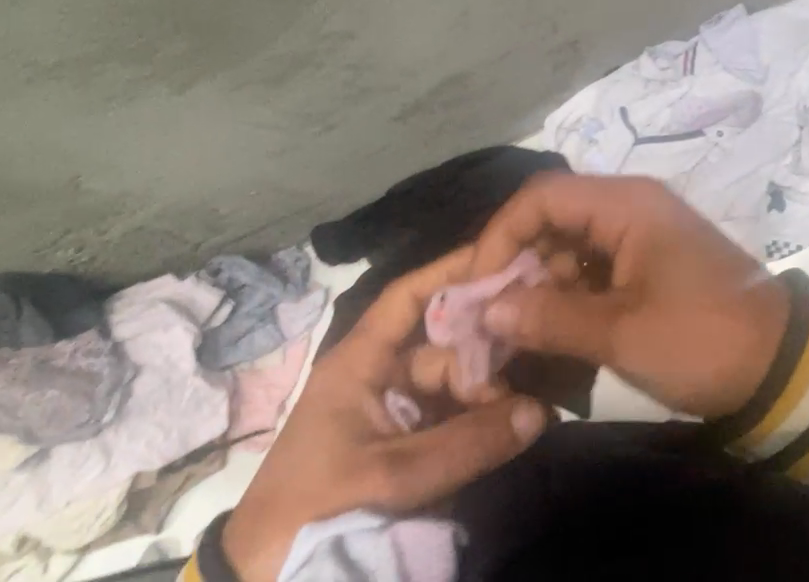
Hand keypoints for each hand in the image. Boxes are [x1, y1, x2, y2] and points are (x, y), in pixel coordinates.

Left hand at [222, 248, 547, 581]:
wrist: (271, 577)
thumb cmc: (318, 508)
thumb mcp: (391, 475)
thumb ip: (465, 444)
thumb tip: (538, 411)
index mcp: (358, 363)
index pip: (408, 298)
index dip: (451, 273)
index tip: (502, 260)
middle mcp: (378, 377)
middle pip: (442, 347)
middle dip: (481, 363)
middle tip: (517, 395)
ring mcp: (392, 413)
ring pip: (452, 386)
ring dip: (485, 400)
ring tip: (519, 420)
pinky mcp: (403, 446)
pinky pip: (451, 420)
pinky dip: (478, 425)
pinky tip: (509, 430)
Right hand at [469, 174, 789, 418]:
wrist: (783, 367)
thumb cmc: (701, 339)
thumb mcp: (621, 333)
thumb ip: (548, 317)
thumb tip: (487, 311)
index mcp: (625, 205)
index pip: (540, 197)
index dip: (500, 238)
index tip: (477, 289)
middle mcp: (631, 208)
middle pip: (552, 219)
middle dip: (517, 266)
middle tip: (491, 319)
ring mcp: (642, 236)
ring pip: (570, 246)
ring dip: (540, 286)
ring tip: (516, 334)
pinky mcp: (650, 265)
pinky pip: (594, 269)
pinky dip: (568, 296)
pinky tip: (551, 333)